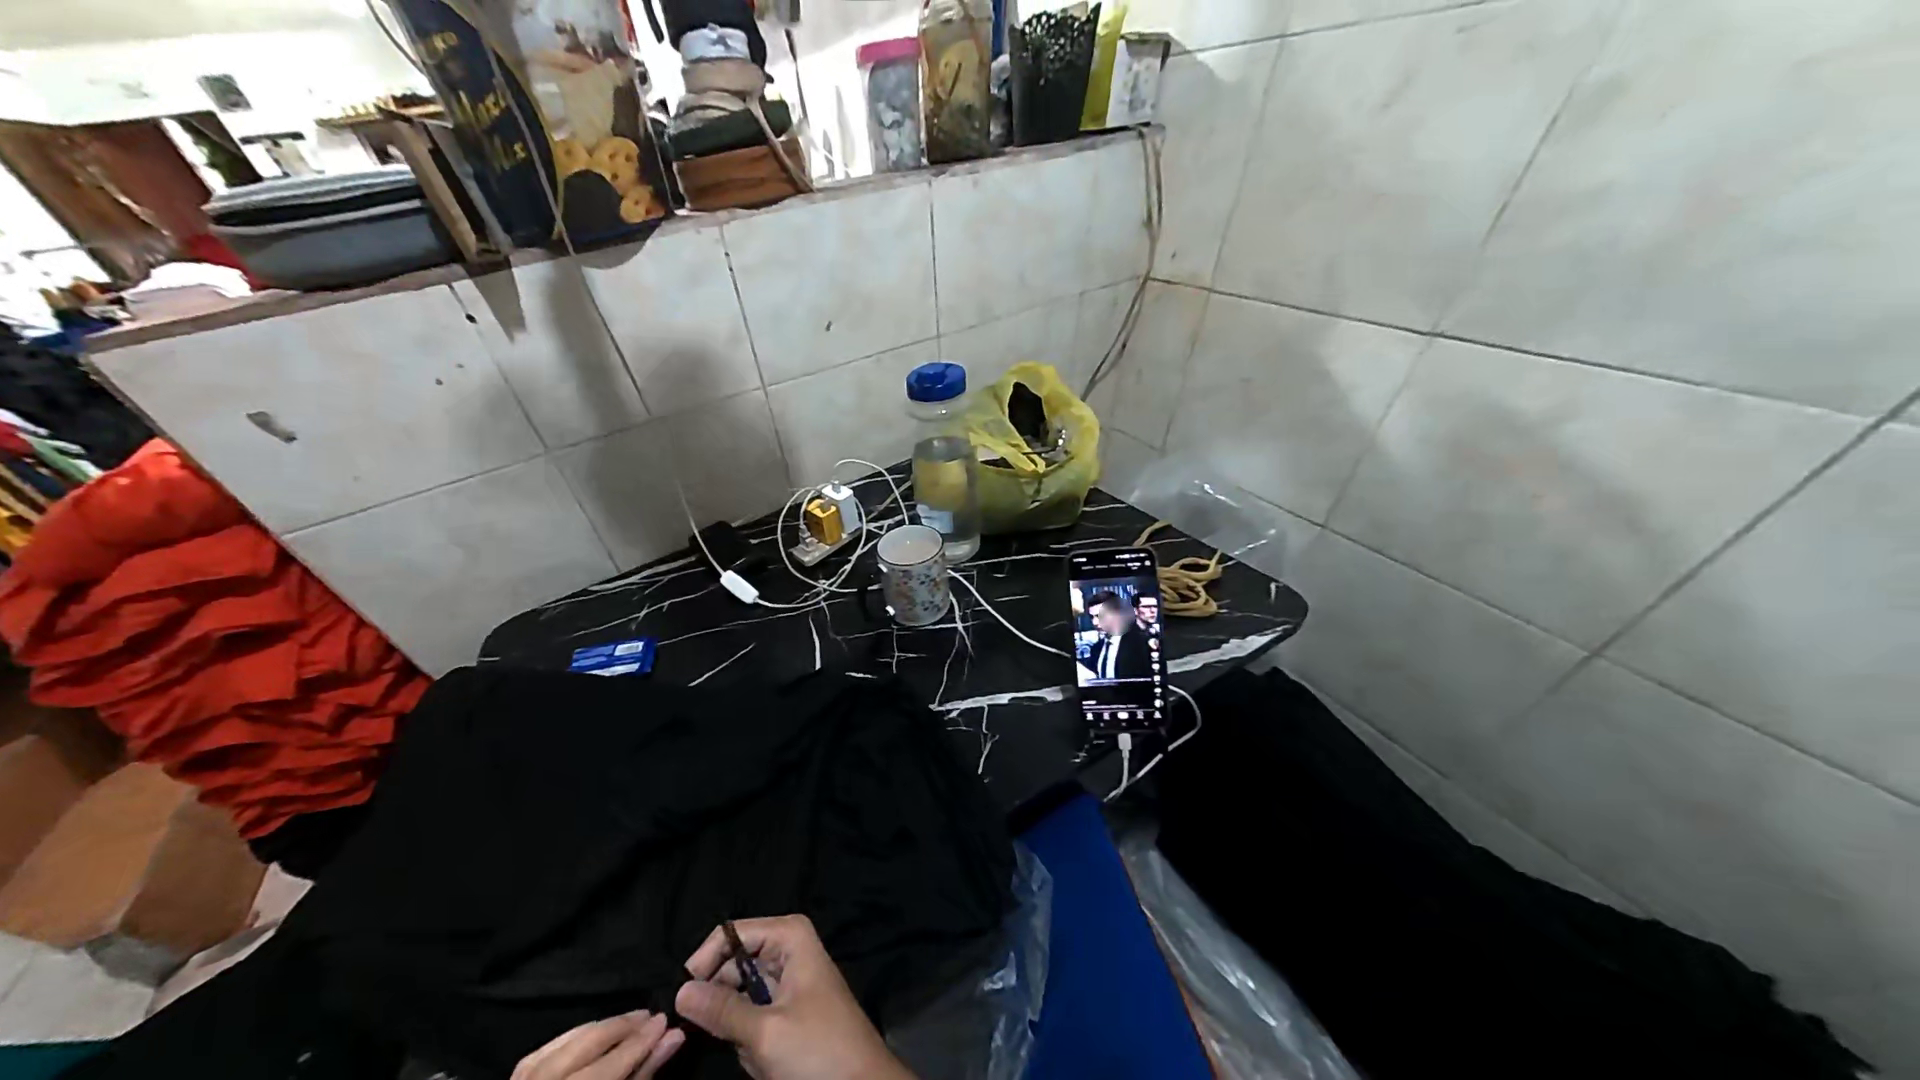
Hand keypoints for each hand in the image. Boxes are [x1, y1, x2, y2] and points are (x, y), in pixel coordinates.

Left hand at [512, 1010, 683, 1079]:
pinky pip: (540, 1053)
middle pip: (584, 1048)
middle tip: (650, 1016)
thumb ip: (644, 1076)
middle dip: (621, 1027)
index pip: (608, 1067)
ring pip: (563, 1045)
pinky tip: (590, 1033)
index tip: (664, 1020)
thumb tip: (673, 1037)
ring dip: (599, 1029)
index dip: (640, 1041)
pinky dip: (570, 1039)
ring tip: (628, 1022)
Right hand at [675, 915, 914, 1079]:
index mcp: (788, 936)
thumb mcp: (766, 1032)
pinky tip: (768, 1059)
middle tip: (727, 1035)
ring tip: (760, 1050)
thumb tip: (680, 991)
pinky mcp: (787, 1008)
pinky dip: (751, 1040)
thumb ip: (721, 1010)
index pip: (729, 934)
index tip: (683, 1001)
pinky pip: (752, 1018)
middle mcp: (787, 948)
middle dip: (725, 1003)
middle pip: (731, 964)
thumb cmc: (818, 1051)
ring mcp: (787, 979)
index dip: (703, 963)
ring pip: (738, 997)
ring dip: (740, 1029)